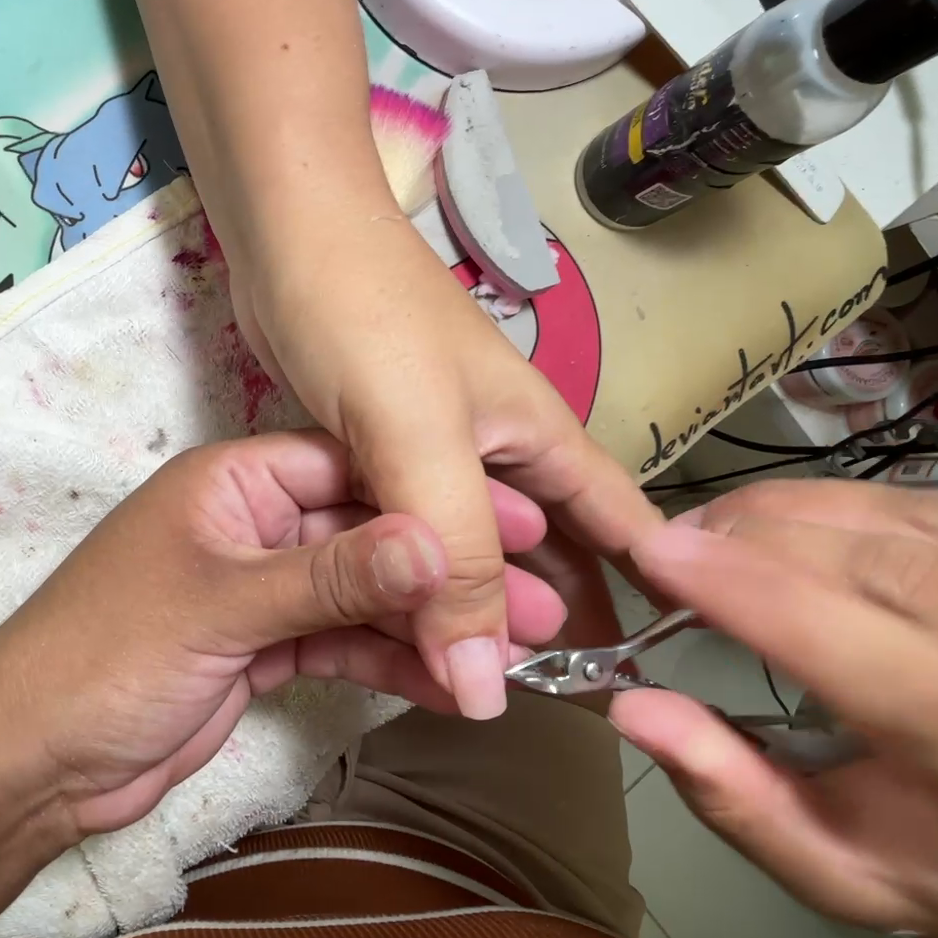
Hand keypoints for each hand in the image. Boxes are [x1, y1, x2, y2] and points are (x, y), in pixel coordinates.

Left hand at [0, 430, 570, 836]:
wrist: (38, 756)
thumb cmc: (114, 652)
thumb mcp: (227, 602)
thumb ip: (334, 575)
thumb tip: (441, 544)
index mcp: (234, 481)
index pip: (351, 469)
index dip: (431, 497)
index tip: (518, 525)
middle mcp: (253, 524)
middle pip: (365, 538)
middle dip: (444, 575)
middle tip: (538, 607)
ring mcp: (259, 588)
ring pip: (358, 598)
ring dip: (426, 626)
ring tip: (514, 656)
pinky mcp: (260, 645)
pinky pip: (336, 644)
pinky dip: (385, 662)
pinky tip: (444, 683)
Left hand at [226, 220, 660, 719]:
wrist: (284, 242)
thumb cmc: (366, 322)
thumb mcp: (421, 439)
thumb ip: (459, 555)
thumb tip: (487, 686)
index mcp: (534, 437)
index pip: (618, 526)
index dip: (647, 597)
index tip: (654, 675)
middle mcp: (490, 448)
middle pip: (538, 547)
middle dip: (540, 617)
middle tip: (536, 696)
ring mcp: (427, 450)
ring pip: (463, 545)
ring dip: (467, 606)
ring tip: (467, 680)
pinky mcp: (372, 451)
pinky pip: (405, 529)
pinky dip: (408, 576)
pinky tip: (397, 620)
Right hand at [613, 479, 937, 937]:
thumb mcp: (834, 872)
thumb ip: (733, 797)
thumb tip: (632, 707)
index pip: (912, 686)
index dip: (774, 607)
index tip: (662, 559)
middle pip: (922, 584)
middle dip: (769, 546)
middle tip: (667, 541)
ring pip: (935, 529)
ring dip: (797, 514)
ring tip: (709, 528)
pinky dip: (843, 502)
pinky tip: (779, 518)